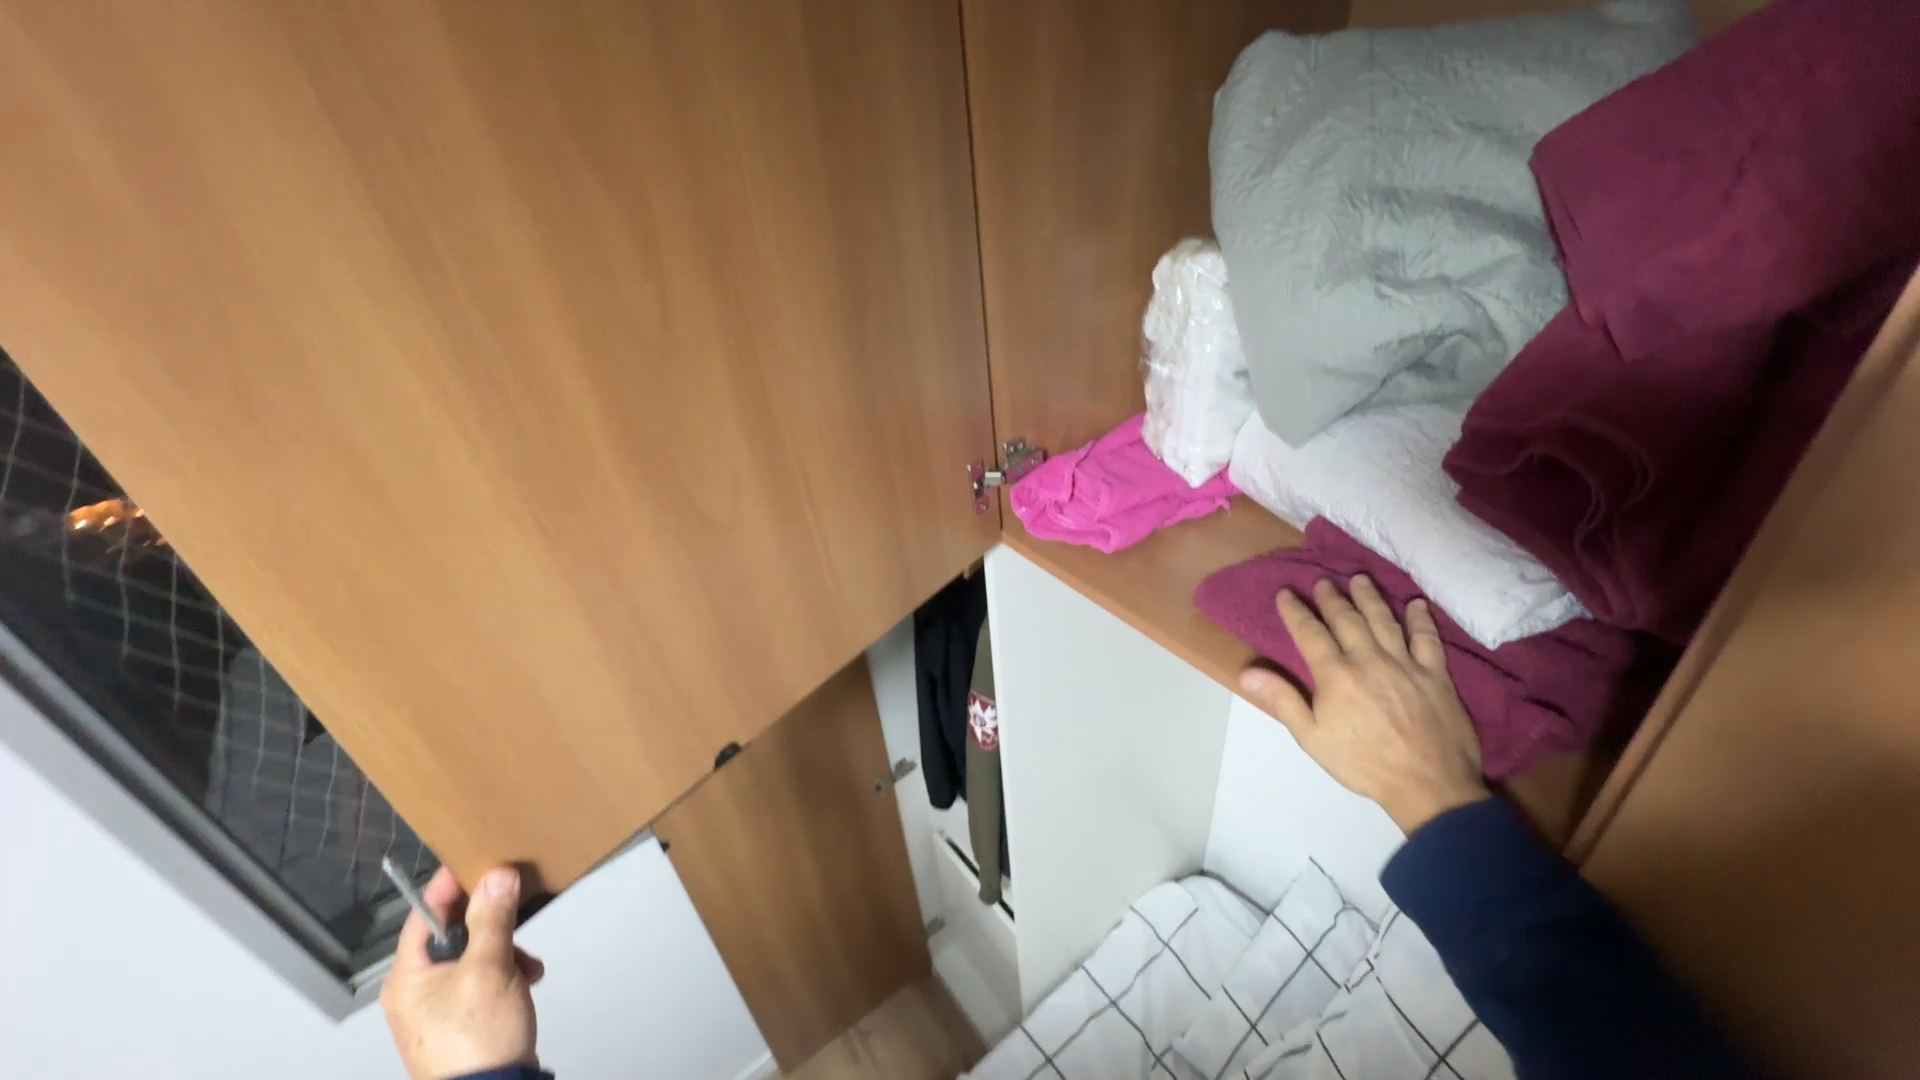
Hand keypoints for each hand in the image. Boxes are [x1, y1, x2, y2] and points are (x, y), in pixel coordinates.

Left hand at [381, 866, 544, 1079]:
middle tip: (518, 913)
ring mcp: (439, 1006)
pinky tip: (528, 979)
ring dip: (506, 949)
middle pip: (453, 932)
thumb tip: (498, 873)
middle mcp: (416, 989)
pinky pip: (484, 976)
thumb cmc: (477, 1031)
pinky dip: (507, 970)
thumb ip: (493, 918)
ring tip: (528, 964)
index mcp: (407, 977)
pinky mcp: (463, 1017)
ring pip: (474, 953)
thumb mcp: (489, 968)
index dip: (450, 884)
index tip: (480, 859)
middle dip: (492, 922)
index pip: (423, 914)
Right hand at [1238, 575, 1490, 833]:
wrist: (1427, 786)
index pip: (1310, 633)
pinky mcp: (1436, 675)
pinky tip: (1415, 604)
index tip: (1286, 593)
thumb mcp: (1312, 738)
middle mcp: (1368, 660)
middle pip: (1347, 620)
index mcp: (1335, 675)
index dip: (1296, 611)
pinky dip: (1421, 619)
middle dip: (1332, 598)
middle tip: (1323, 582)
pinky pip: (1428, 639)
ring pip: (1384, 621)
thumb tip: (1247, 672)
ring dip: (1370, 598)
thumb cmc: (1362, 763)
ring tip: (1360, 579)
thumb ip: (1282, 700)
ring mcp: (1405, 664)